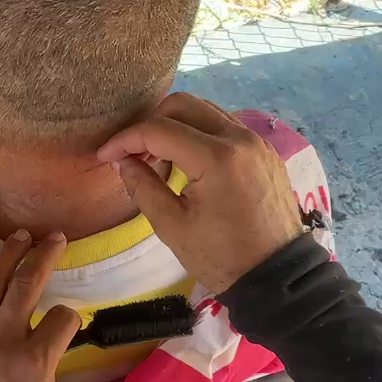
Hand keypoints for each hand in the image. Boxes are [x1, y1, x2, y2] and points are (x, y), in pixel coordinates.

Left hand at [0, 230, 81, 381]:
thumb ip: (48, 376)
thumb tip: (44, 355)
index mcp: (35, 362)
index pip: (64, 319)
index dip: (73, 317)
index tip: (70, 322)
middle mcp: (3, 340)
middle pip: (26, 284)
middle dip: (43, 256)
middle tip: (54, 237)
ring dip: (6, 255)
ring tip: (18, 235)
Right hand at [97, 92, 305, 294]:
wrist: (277, 276)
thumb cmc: (220, 257)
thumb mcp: (171, 226)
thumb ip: (142, 186)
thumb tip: (122, 161)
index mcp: (216, 158)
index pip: (158, 130)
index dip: (124, 140)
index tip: (105, 156)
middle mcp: (239, 138)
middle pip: (182, 105)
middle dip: (149, 123)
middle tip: (132, 153)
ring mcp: (256, 141)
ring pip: (204, 110)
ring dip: (174, 125)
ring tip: (156, 156)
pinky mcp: (264, 150)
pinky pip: (223, 125)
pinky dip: (197, 133)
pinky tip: (186, 161)